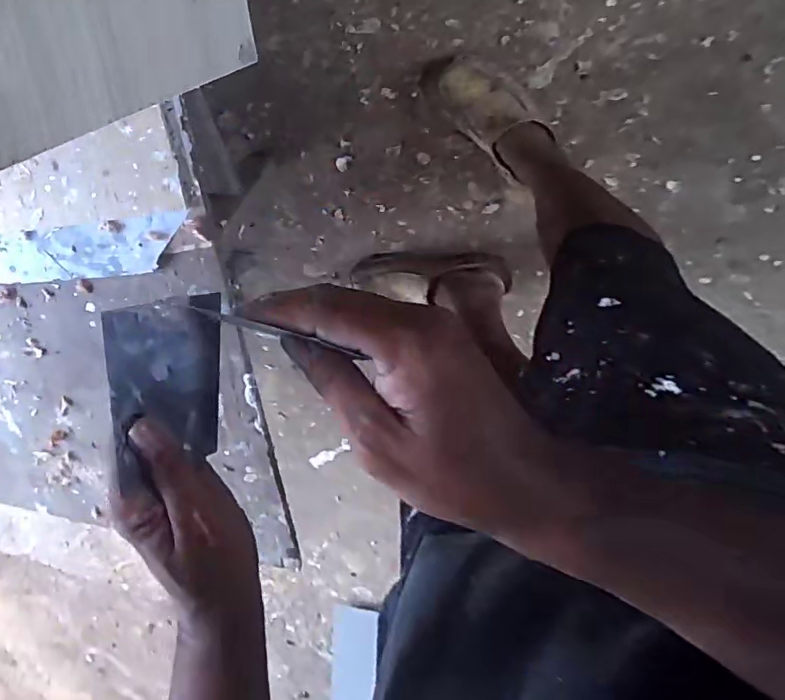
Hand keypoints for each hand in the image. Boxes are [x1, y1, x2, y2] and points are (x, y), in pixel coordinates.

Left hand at [111, 416, 262, 627]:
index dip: (137, 417)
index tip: (158, 391)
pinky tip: (192, 444)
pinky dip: (176, 452)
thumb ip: (168, 470)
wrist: (229, 608)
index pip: (120, 443)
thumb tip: (139, 424)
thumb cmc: (217, 568)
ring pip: (148, 451)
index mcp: (125, 500)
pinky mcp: (159, 498)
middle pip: (131, 443)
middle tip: (178, 399)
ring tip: (186, 413)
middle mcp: (125, 494)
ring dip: (166, 436)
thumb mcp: (196, 515)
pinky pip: (162, 464)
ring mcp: (141, 496)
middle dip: (154, 425)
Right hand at [248, 285, 591, 542]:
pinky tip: (321, 334)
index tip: (244, 313)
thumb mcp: (378, 443)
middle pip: (340, 297)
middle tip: (254, 319)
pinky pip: (376, 313)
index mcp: (405, 343)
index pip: (326, 310)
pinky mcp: (440, 331)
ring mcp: (434, 322)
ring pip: (357, 301)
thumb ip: (333, 384)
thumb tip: (296, 344)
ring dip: (316, 310)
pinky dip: (341, 318)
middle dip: (293, 305)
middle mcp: (421, 319)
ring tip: (277, 325)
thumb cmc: (456, 476)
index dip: (281, 308)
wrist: (540, 487)